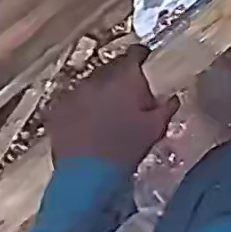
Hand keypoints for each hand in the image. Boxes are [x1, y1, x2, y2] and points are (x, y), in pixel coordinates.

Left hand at [47, 47, 180, 169]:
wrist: (87, 178)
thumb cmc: (126, 149)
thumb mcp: (156, 128)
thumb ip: (167, 106)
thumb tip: (173, 97)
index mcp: (125, 77)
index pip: (135, 52)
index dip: (141, 56)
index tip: (145, 63)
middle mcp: (98, 77)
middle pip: (112, 66)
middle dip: (120, 77)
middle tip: (128, 94)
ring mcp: (75, 92)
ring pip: (92, 82)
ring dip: (100, 90)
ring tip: (106, 110)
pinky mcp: (57, 108)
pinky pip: (73, 99)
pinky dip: (81, 105)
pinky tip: (87, 121)